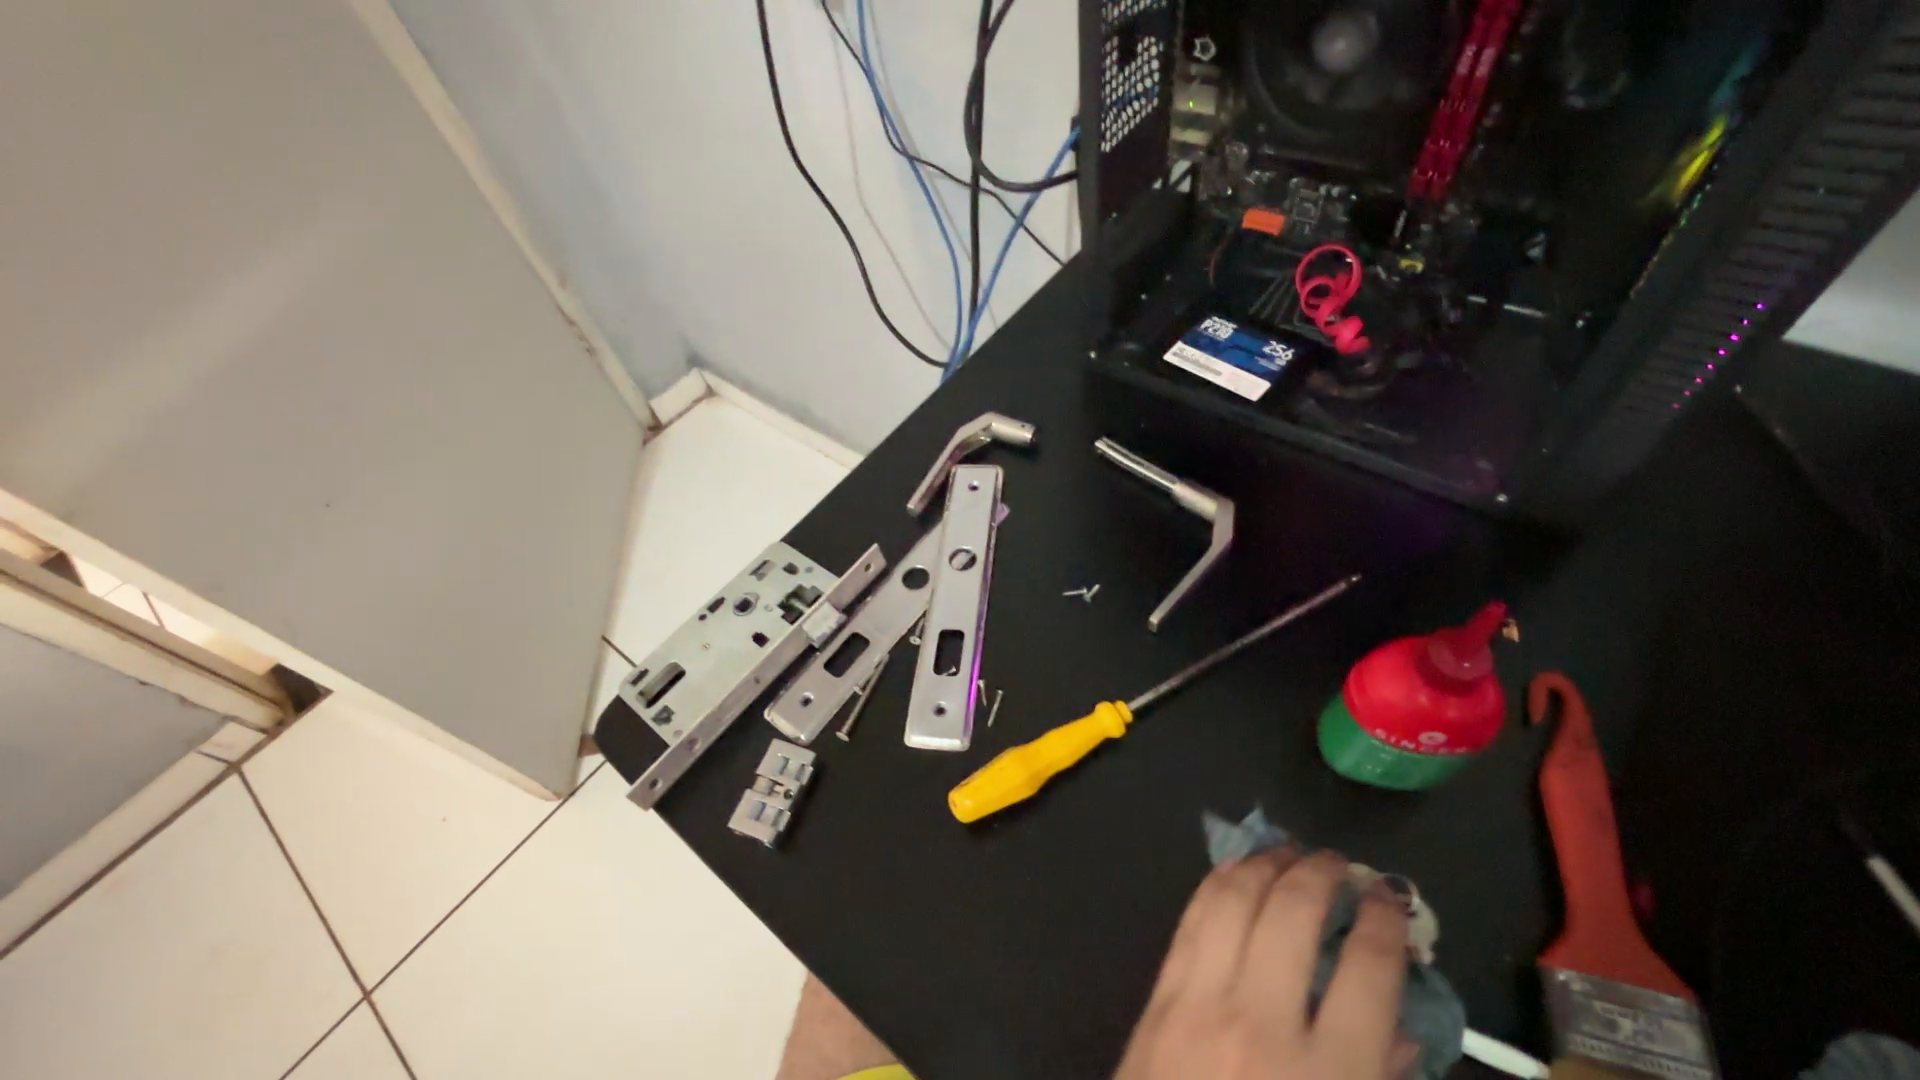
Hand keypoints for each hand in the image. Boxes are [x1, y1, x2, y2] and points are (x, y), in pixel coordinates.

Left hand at [1113, 850, 1414, 1079]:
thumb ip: (1379, 1078)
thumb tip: (1398, 1023)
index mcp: (1328, 1072)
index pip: (1370, 970)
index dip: (1386, 921)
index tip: (1388, 899)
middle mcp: (1263, 1022)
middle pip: (1295, 913)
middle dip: (1323, 875)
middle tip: (1338, 864)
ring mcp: (1202, 1002)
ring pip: (1236, 900)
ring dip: (1266, 864)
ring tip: (1290, 853)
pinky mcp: (1160, 996)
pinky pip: (1192, 920)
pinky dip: (1218, 884)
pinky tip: (1236, 873)